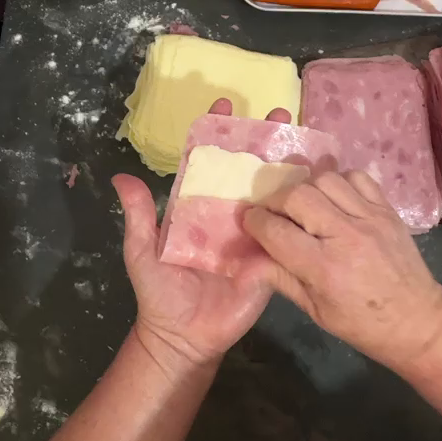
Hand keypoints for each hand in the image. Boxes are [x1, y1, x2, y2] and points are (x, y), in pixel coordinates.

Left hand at [108, 99, 285, 377]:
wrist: (184, 338)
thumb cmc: (159, 292)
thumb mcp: (142, 251)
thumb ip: (139, 215)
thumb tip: (121, 177)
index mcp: (195, 204)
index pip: (206, 159)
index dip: (215, 130)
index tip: (224, 102)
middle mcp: (226, 211)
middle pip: (245, 167)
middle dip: (261, 137)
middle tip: (279, 112)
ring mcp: (251, 232)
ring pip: (270, 192)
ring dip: (287, 164)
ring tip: (304, 138)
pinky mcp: (270, 256)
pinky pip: (287, 229)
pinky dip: (302, 207)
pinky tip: (320, 185)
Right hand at [240, 169, 441, 371]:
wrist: (418, 321)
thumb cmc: (361, 323)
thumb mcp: (314, 309)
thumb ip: (279, 277)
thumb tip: (246, 257)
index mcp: (324, 268)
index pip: (276, 231)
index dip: (255, 222)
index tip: (249, 221)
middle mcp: (345, 236)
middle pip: (296, 196)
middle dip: (276, 200)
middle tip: (273, 212)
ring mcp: (369, 218)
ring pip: (324, 178)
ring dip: (306, 188)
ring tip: (304, 204)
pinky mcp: (387, 209)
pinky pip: (356, 176)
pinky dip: (339, 181)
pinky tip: (334, 198)